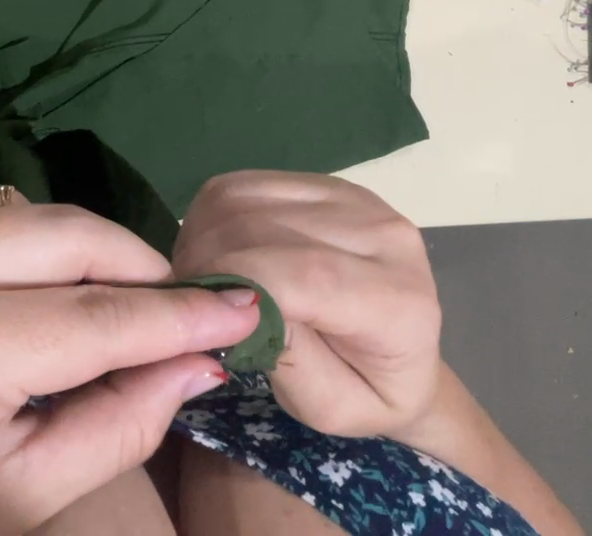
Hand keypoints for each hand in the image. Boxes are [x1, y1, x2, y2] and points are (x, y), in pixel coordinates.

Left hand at [0, 190, 261, 534]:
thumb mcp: (30, 495)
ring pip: (35, 214)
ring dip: (94, 250)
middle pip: (68, 237)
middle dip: (141, 267)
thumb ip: (123, 420)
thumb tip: (201, 357)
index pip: (95, 318)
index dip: (179, 314)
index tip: (246, 308)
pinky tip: (54, 286)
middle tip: (185, 309)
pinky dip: (42, 241)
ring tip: (124, 304)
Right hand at [172, 171, 442, 440]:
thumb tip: (244, 305)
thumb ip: (294, 363)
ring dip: (202, 234)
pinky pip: (243, 184)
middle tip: (187, 296)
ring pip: (243, 198)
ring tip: (201, 274)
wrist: (403, 360)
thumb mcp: (333, 409)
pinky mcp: (323, 183)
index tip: (195, 305)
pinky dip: (213, 215)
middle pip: (261, 226)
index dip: (233, 279)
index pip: (303, 273)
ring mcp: (353, 199)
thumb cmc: (367, 395)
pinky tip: (215, 248)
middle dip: (205, 259)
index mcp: (397, 301)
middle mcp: (383, 235)